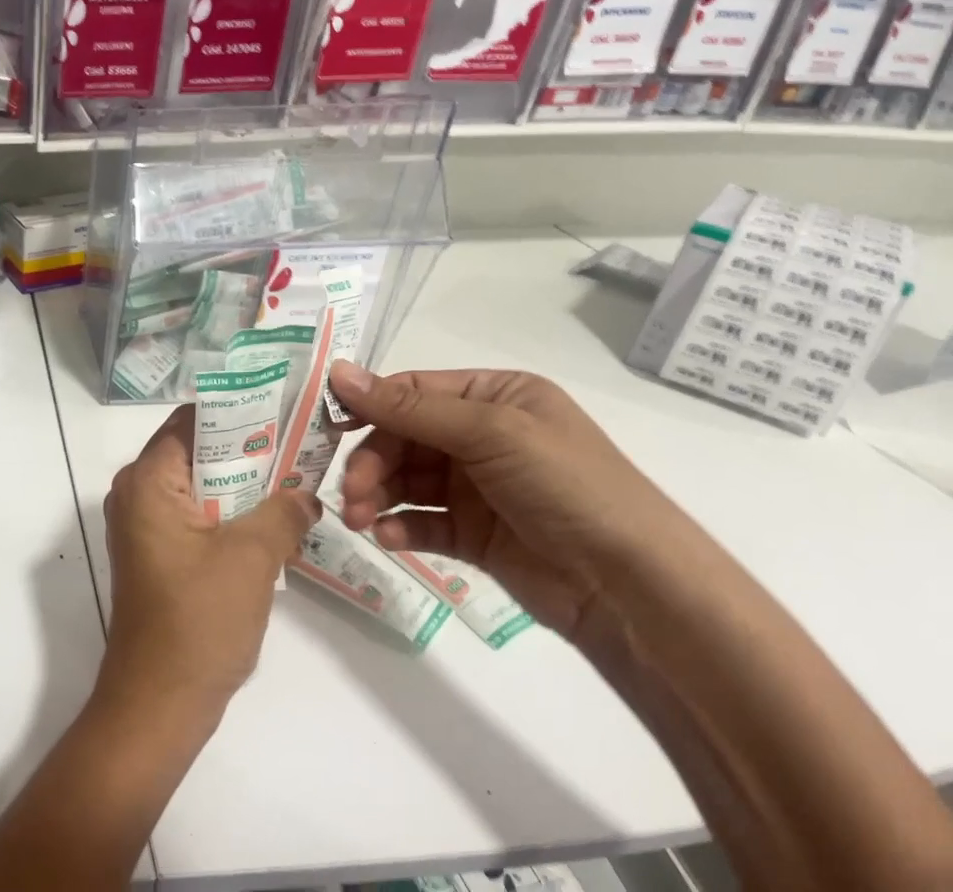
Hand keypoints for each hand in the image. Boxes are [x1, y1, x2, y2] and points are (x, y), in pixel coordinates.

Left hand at [100, 406, 317, 712]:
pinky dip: (231, 517)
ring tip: (302, 481)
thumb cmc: (199, 619)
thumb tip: (306, 494)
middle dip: (251, 450)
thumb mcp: (252, 556)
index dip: (240, 412)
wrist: (160, 698)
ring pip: (201, 488)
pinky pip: (197, 519)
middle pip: (197, 453)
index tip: (289, 409)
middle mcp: (136, 494)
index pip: (192, 422)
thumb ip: (283, 511)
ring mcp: (144, 528)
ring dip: (245, 487)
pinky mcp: (157, 557)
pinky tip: (276, 525)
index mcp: (147, 481)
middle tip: (308, 445)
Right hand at [327, 360, 701, 638]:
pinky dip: (399, 528)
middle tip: (351, 495)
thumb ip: (409, 407)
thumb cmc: (567, 487)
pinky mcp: (473, 534)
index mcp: (495, 397)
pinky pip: (420, 522)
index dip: (367, 409)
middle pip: (401, 440)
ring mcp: (477, 488)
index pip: (411, 392)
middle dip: (371, 465)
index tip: (326, 433)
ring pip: (404, 483)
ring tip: (361, 522)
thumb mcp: (489, 433)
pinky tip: (390, 539)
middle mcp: (483, 437)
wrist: (630, 585)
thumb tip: (337, 371)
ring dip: (376, 498)